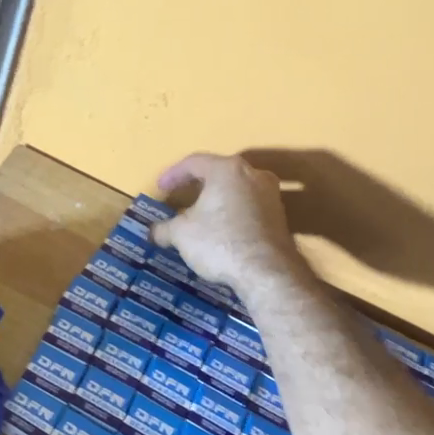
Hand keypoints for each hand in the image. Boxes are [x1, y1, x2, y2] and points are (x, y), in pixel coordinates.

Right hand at [152, 153, 305, 289]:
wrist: (267, 271)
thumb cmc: (219, 242)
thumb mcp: (181, 234)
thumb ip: (163, 228)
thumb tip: (153, 232)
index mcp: (227, 170)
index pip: (194, 162)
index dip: (173, 174)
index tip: (160, 189)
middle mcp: (253, 175)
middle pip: (218, 173)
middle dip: (196, 186)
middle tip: (179, 198)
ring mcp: (271, 195)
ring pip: (236, 190)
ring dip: (216, 200)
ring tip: (199, 217)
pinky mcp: (280, 216)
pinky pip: (248, 207)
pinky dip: (231, 214)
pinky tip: (221, 231)